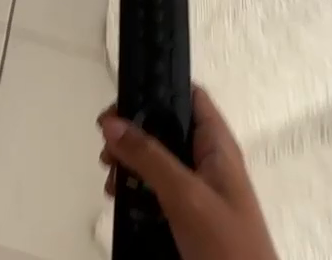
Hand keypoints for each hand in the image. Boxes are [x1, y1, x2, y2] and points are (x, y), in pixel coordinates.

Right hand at [98, 87, 278, 259]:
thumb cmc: (225, 244)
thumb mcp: (185, 195)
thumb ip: (149, 157)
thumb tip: (110, 122)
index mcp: (217, 145)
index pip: (189, 95)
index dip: (158, 88)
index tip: (121, 102)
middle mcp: (207, 160)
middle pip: (164, 127)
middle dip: (132, 132)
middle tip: (107, 147)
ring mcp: (198, 189)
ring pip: (156, 159)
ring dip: (129, 163)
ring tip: (110, 179)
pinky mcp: (188, 215)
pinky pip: (156, 189)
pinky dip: (135, 189)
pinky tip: (118, 199)